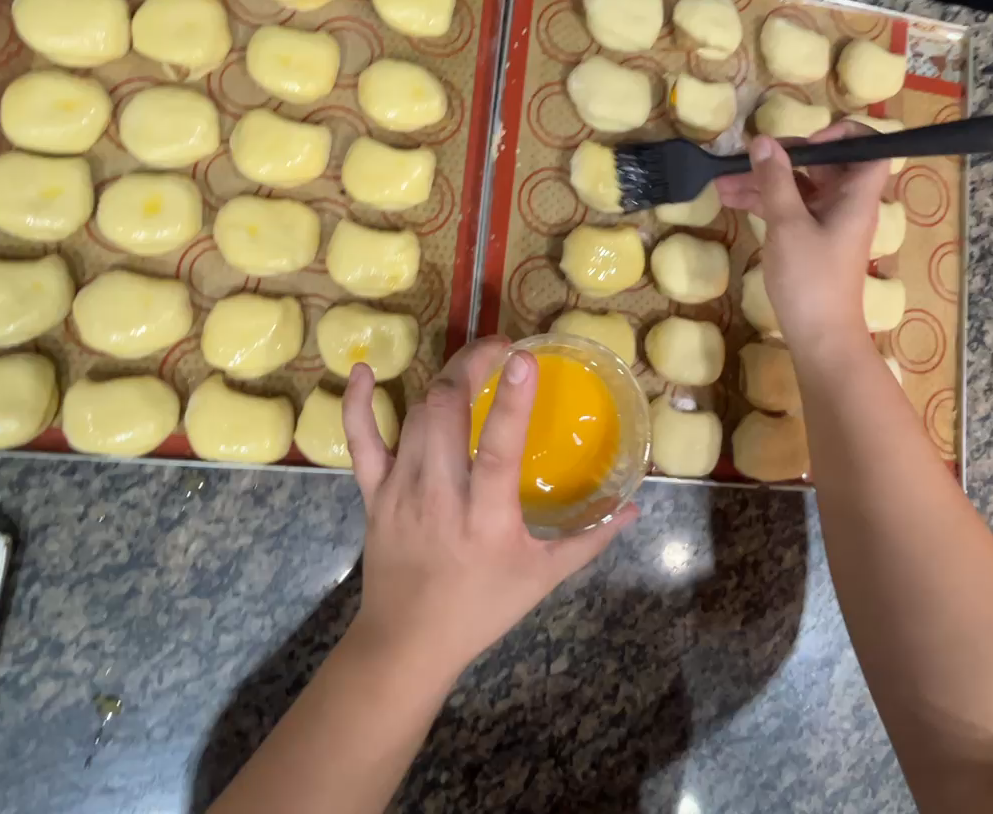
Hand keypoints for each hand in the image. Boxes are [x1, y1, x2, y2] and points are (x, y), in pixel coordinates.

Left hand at [340, 339, 637, 682]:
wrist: (406, 643)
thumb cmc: (481, 608)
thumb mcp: (544, 577)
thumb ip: (591, 539)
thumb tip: (634, 508)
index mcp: (486, 516)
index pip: (498, 446)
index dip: (511, 398)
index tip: (522, 355)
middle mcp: (439, 494)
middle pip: (446, 411)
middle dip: (470, 366)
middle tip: (500, 349)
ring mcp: (400, 489)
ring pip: (416, 416)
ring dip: (445, 381)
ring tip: (471, 365)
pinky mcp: (374, 492)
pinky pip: (360, 441)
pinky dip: (358, 404)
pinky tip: (367, 371)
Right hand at [716, 121, 888, 347]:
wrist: (820, 338)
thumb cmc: (811, 279)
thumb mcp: (788, 225)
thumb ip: (774, 180)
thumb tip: (763, 141)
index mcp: (857, 196)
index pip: (870, 149)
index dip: (844, 135)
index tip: (808, 140)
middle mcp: (846, 204)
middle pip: (822, 166)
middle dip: (782, 158)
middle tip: (748, 157)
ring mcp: (827, 223)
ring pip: (798, 188)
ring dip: (763, 182)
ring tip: (722, 182)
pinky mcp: (810, 241)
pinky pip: (789, 210)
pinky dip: (764, 203)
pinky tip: (731, 200)